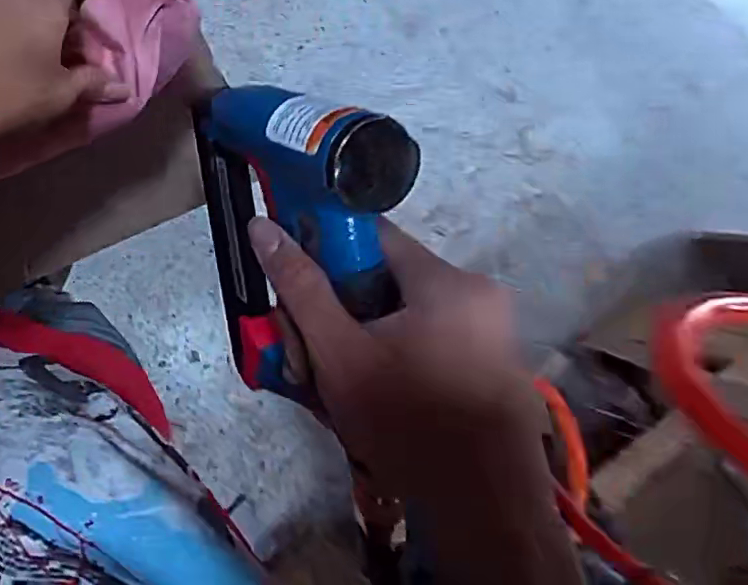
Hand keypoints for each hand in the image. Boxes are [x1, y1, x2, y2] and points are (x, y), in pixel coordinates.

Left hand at [0, 0, 128, 150]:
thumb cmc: (16, 96)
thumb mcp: (62, 93)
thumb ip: (93, 83)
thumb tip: (124, 88)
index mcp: (47, 1)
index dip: (75, 16)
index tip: (74, 47)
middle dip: (51, 10)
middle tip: (53, 47)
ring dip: (22, 15)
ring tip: (23, 50)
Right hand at [249, 217, 544, 499]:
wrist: (486, 523)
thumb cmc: (409, 425)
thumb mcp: (338, 351)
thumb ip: (299, 284)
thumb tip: (261, 224)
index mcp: (448, 282)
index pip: (367, 232)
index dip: (320, 246)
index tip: (290, 275)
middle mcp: (475, 297)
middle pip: (377, 274)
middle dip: (331, 303)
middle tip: (303, 341)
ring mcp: (486, 334)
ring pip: (391, 308)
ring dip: (350, 331)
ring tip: (324, 374)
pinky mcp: (484, 366)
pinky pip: (414, 335)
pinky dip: (379, 349)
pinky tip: (360, 386)